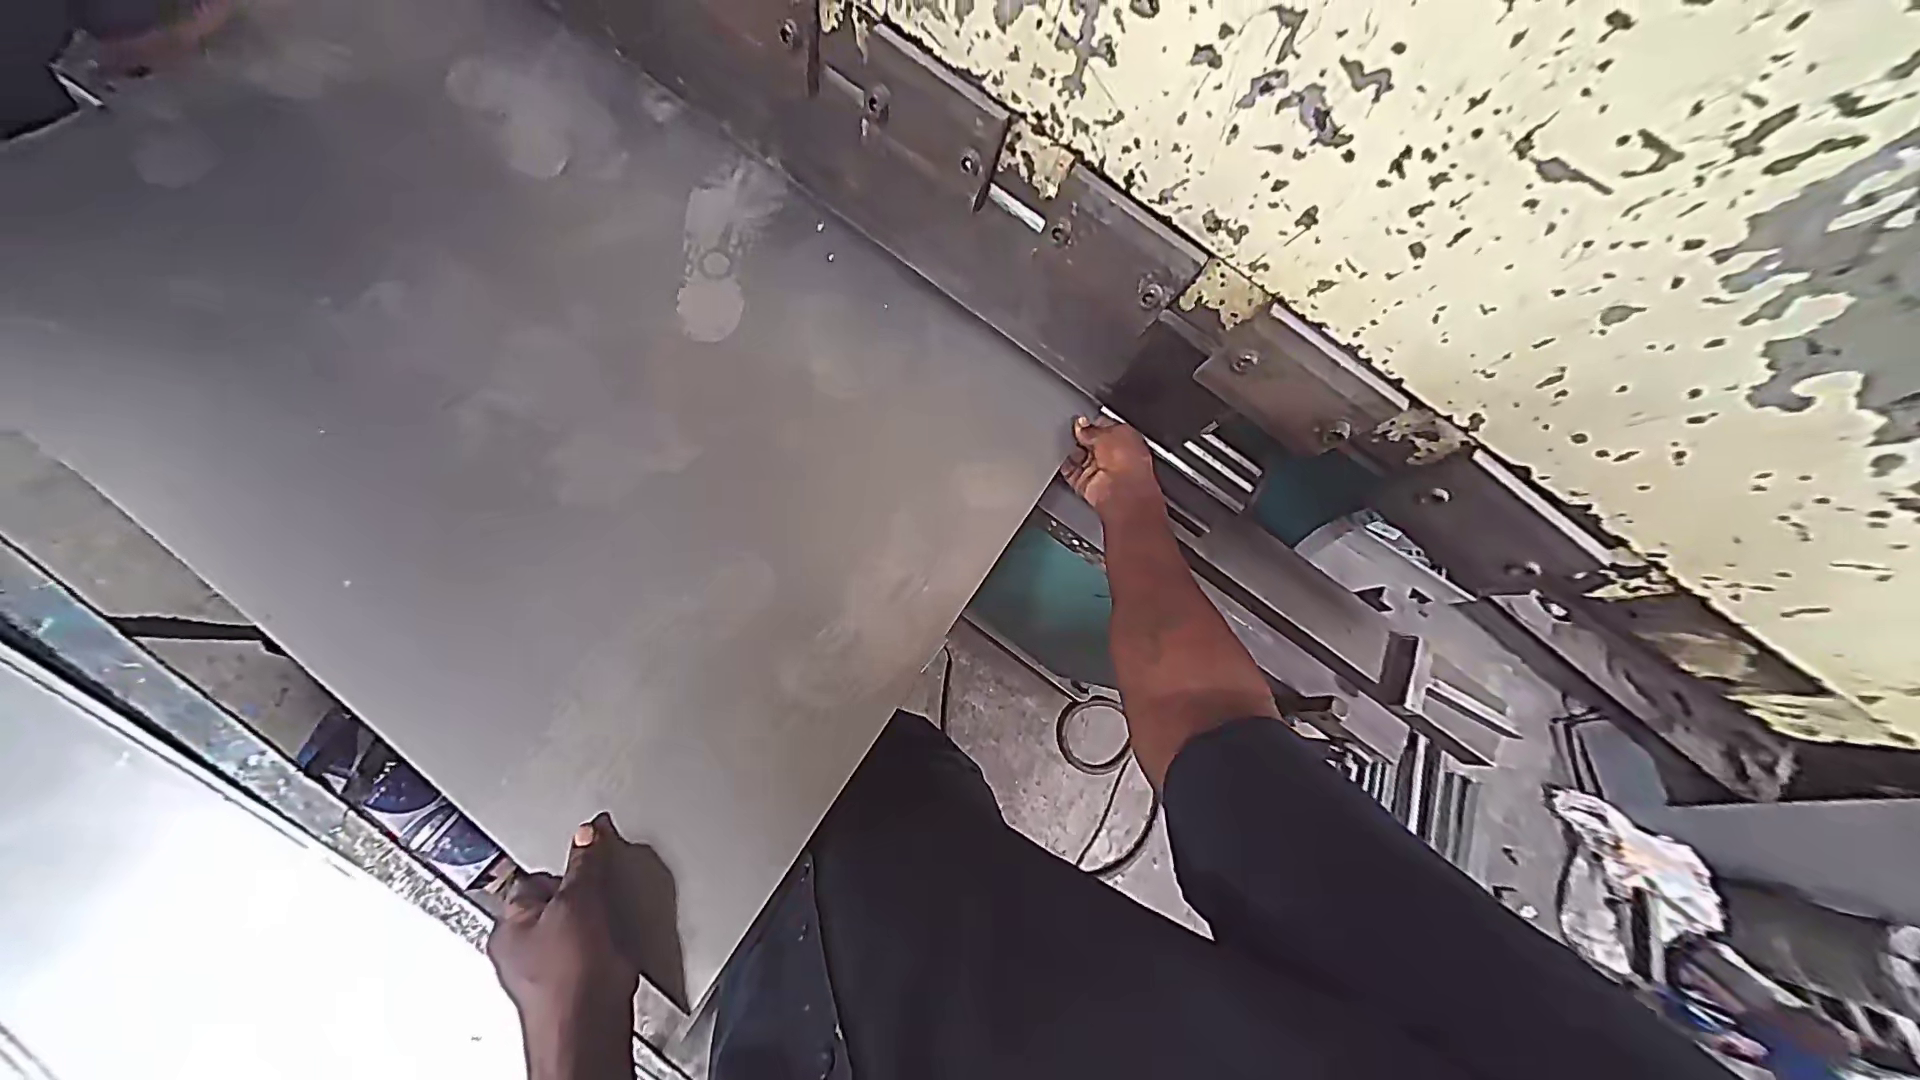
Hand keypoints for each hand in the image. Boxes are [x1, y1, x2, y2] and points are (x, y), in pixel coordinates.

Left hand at [488, 813, 638, 1079]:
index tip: (587, 844)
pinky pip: (601, 927)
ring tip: (610, 905)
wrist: (592, 1016)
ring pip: (583, 909)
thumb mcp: (578, 900)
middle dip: (586, 882)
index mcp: (511, 926)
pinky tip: (619, 924)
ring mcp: (557, 954)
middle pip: (562, 890)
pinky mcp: (586, 961)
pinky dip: (612, 921)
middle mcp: (527, 942)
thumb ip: (585, 863)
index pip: (536, 875)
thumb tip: (588, 833)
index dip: (564, 860)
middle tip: (600, 879)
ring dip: (602, 902)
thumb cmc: (568, 976)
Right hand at [1061, 417, 1162, 519]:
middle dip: (1080, 437)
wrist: (1122, 492)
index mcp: (1125, 439)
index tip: (1079, 421)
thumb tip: (1081, 425)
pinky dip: (1065, 466)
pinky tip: (1064, 459)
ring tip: (1070, 447)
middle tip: (1074, 434)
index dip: (1090, 423)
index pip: (1103, 426)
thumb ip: (1091, 428)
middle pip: (1089, 442)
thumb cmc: (1128, 463)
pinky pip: (1070, 472)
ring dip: (1072, 451)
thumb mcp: (1106, 434)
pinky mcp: (1086, 483)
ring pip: (1078, 456)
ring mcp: (1099, 470)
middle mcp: (1113, 455)